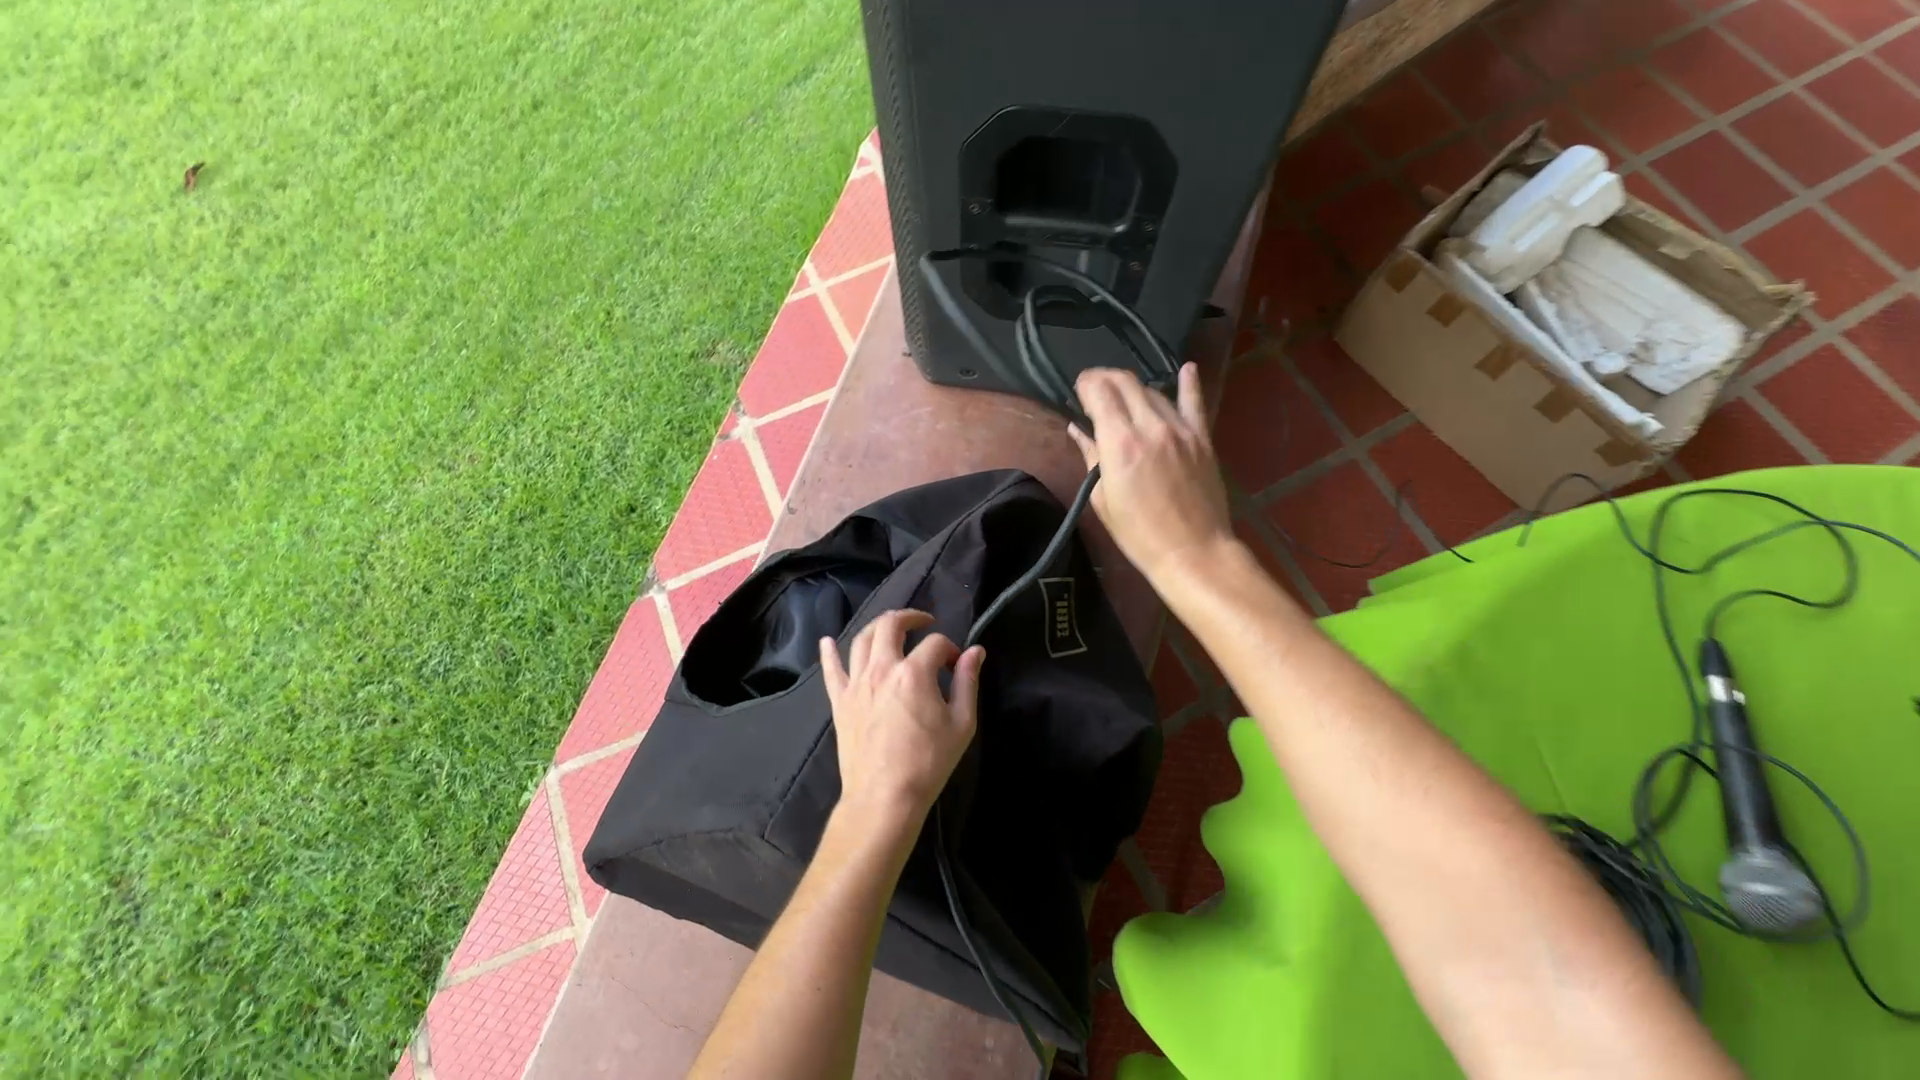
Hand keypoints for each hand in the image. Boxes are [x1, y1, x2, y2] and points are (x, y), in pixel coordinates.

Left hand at [819, 611, 983, 827]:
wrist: (885, 796)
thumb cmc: (929, 762)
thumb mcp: (961, 723)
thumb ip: (968, 682)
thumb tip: (975, 651)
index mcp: (914, 672)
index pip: (936, 643)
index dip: (951, 649)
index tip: (957, 665)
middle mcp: (882, 669)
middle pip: (891, 625)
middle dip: (911, 617)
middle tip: (924, 622)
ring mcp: (857, 684)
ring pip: (861, 640)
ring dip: (878, 627)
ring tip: (891, 628)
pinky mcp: (840, 701)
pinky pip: (831, 670)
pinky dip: (828, 653)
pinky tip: (826, 641)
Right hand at [1069, 363, 1234, 583]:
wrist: (1192, 551)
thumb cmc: (1138, 534)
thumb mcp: (1102, 499)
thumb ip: (1091, 457)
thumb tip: (1078, 431)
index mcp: (1120, 443)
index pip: (1100, 392)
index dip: (1086, 384)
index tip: (1078, 389)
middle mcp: (1150, 426)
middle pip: (1125, 382)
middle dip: (1105, 378)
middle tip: (1094, 387)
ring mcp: (1180, 430)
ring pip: (1154, 391)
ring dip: (1134, 388)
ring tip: (1123, 396)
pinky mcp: (1202, 438)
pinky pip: (1194, 403)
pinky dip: (1189, 384)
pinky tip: (1186, 369)